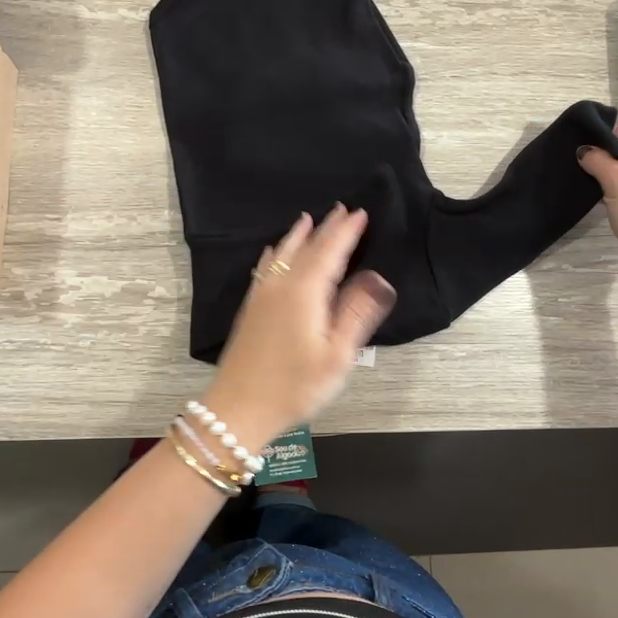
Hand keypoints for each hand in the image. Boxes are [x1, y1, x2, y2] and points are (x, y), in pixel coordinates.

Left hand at [203, 206, 395, 447]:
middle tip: (342, 209)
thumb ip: (357, 313)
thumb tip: (378, 279)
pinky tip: (271, 251)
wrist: (240, 407)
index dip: (346, 232)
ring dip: (299, 235)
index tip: (361, 213)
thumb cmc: (295, 386)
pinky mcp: (251, 308)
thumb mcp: (337, 356)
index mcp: (305, 292)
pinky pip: (264, 267)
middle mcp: (281, 285)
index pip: (330, 252)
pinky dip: (274, 252)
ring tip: (308, 219)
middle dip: (326, 228)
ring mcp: (262, 295)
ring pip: (282, 253)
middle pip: (306, 248)